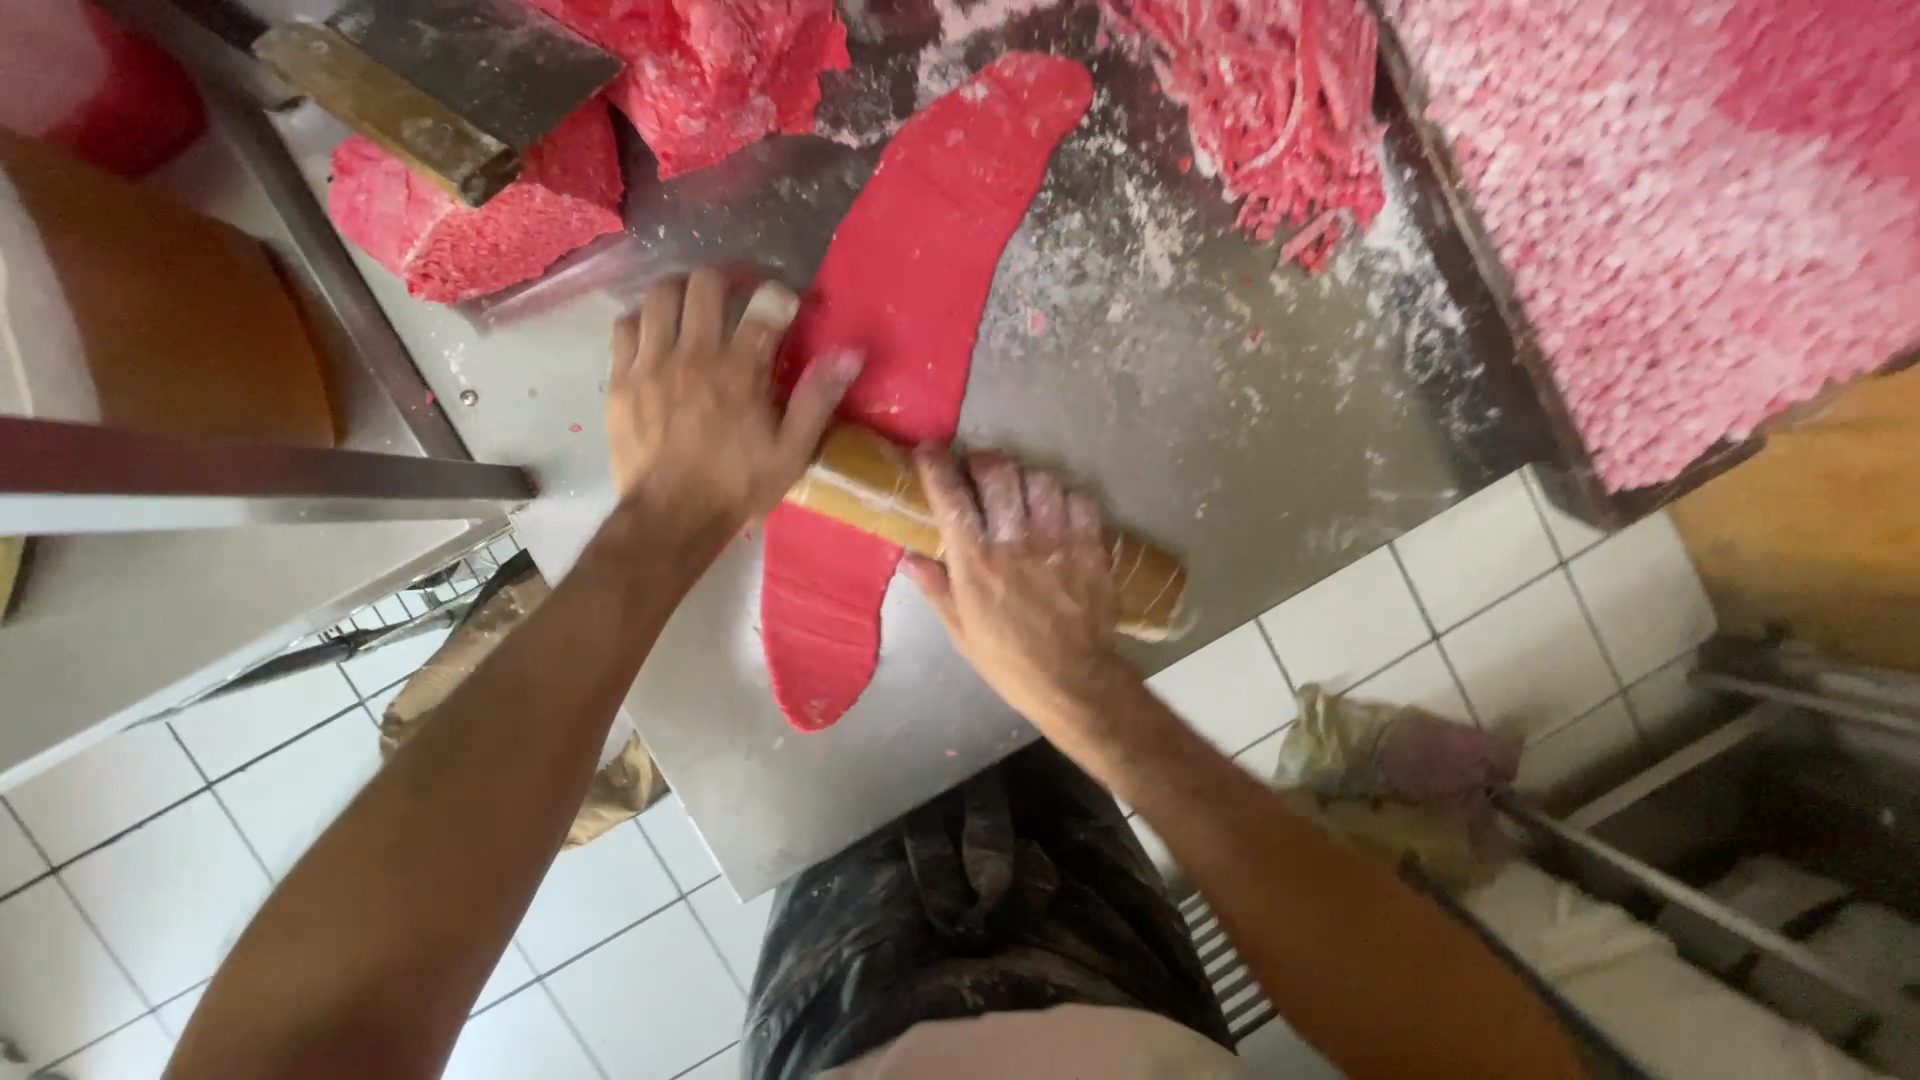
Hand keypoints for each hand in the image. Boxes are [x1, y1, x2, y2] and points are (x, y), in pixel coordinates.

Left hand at [607, 267, 860, 528]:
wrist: (672, 518)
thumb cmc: (738, 486)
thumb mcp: (791, 451)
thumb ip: (818, 398)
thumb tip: (849, 352)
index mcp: (740, 370)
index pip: (765, 303)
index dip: (781, 292)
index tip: (788, 302)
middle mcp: (694, 354)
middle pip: (707, 282)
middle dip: (731, 275)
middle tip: (743, 289)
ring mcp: (651, 363)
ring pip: (661, 294)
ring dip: (684, 287)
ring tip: (698, 301)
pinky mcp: (621, 378)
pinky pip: (625, 324)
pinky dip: (645, 317)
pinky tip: (658, 331)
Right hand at [902, 447, 1133, 726]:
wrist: (1073, 681)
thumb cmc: (1008, 660)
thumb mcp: (960, 630)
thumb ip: (935, 586)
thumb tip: (907, 555)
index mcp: (976, 563)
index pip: (950, 498)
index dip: (936, 466)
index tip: (929, 452)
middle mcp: (1015, 542)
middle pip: (997, 473)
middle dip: (982, 462)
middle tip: (979, 470)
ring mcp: (1057, 540)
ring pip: (1040, 479)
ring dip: (1025, 480)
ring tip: (1022, 494)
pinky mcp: (1091, 546)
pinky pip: (1078, 500)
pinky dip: (1065, 499)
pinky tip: (1058, 513)